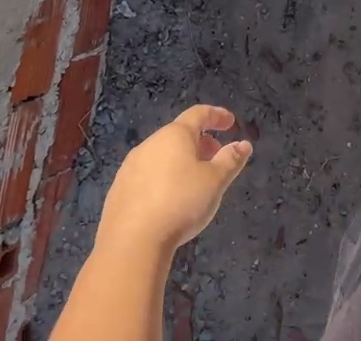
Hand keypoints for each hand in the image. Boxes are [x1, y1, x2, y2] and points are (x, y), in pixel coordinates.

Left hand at [96, 105, 252, 252]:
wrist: (130, 245)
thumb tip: (243, 144)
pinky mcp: (117, 192)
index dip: (217, 115)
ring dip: (181, 160)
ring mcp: (129, 169)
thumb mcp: (216, 181)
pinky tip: (169, 200)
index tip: (231, 123)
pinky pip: (146, 175)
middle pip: (179, 134)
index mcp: (174, 136)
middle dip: (201, 142)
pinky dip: (163, 178)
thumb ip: (231, 159)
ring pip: (161, 155)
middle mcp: (149, 145)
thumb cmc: (180, 203)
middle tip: (216, 157)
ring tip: (194, 181)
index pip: (198, 114)